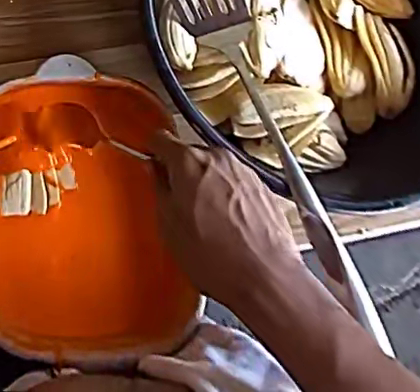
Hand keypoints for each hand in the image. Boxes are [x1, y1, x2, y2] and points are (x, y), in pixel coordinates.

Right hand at [150, 132, 320, 315]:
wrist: (268, 280)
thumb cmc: (219, 258)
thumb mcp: (169, 226)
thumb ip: (159, 189)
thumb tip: (157, 175)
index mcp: (188, 160)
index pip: (161, 138)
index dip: (152, 150)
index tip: (151, 160)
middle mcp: (217, 157)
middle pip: (190, 154)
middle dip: (183, 174)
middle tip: (179, 203)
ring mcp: (244, 170)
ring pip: (215, 170)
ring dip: (208, 185)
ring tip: (209, 221)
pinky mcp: (263, 188)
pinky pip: (237, 184)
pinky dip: (231, 197)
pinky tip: (230, 227)